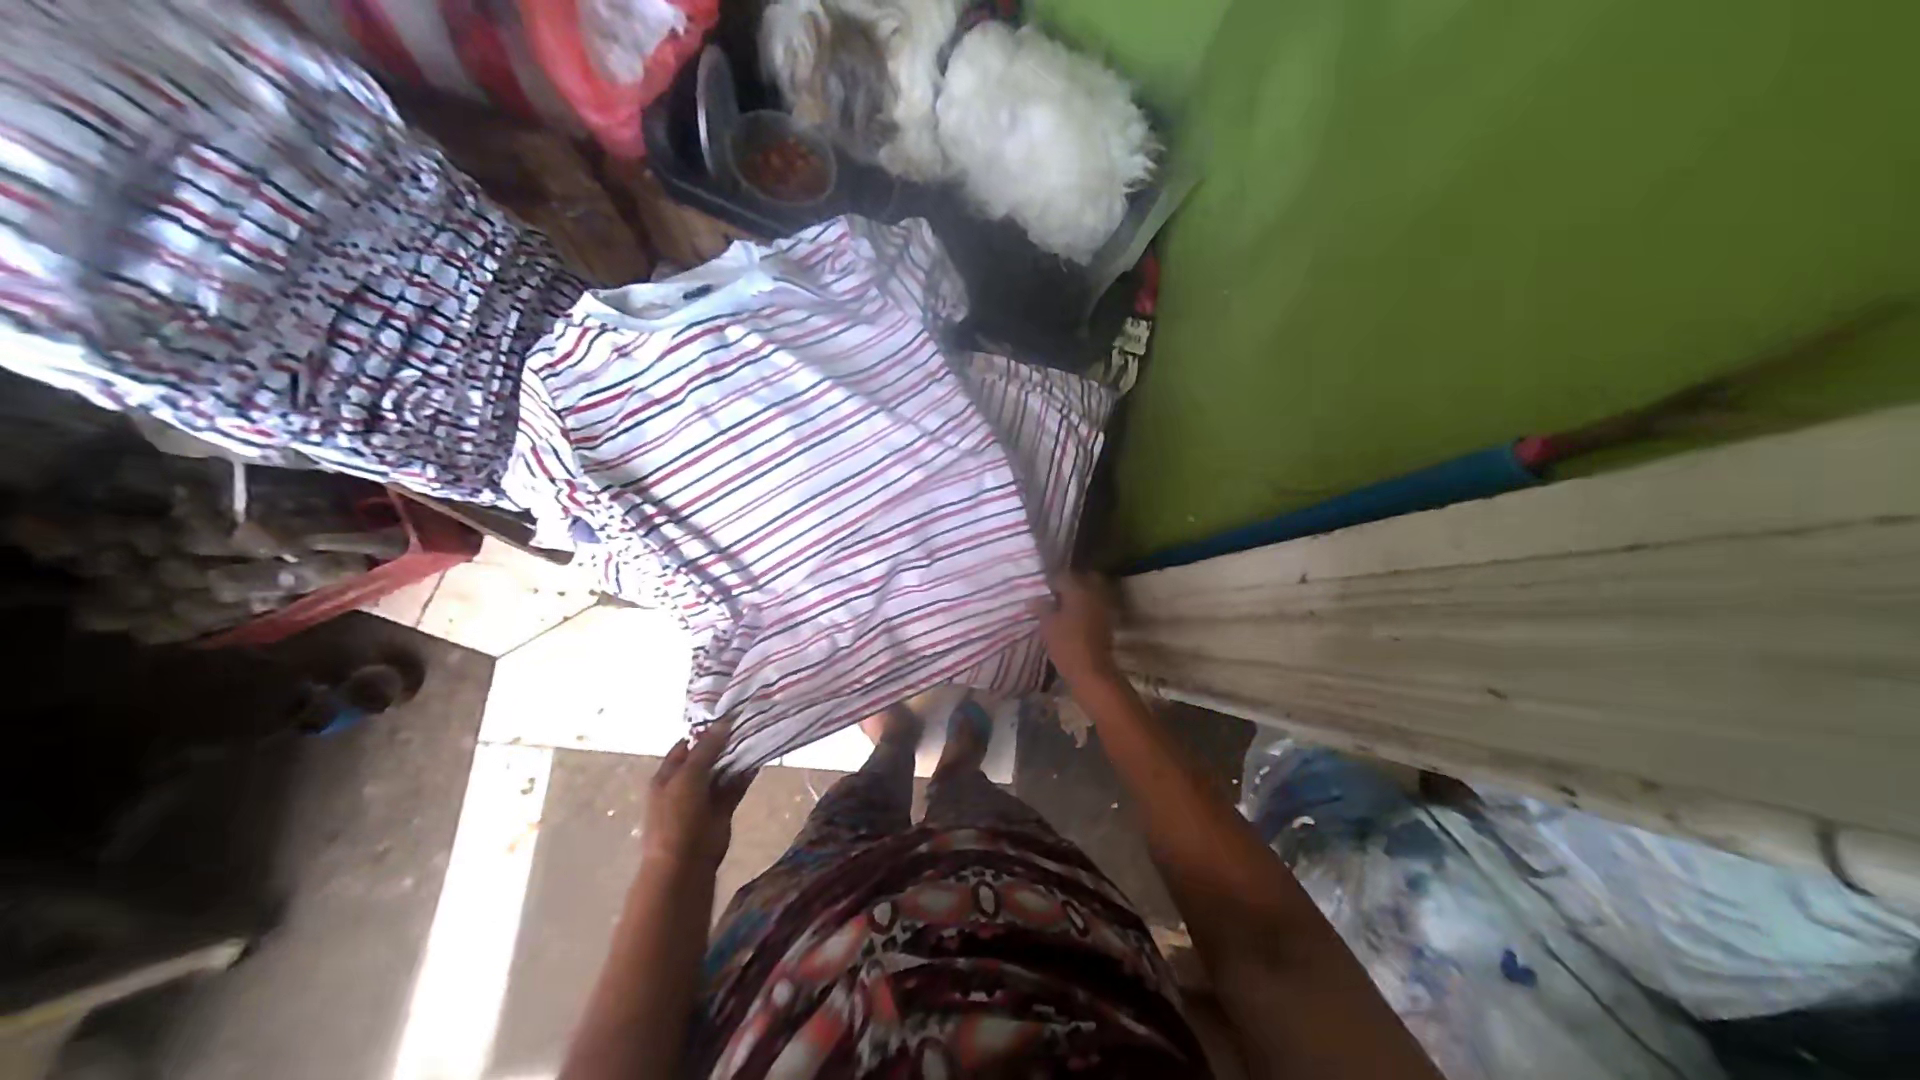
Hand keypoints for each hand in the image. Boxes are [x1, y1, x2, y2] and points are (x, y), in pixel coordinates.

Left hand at [642, 721, 755, 872]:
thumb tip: (723, 723)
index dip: (705, 731)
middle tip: (748, 722)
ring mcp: (705, 797)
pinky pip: (736, 786)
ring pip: (724, 770)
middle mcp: (686, 783)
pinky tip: (760, 758)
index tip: (728, 716)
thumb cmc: (677, 816)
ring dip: (738, 757)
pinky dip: (746, 774)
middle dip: (725, 742)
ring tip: (757, 735)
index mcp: (668, 775)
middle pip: (708, 756)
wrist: (685, 862)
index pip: (687, 745)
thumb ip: (706, 749)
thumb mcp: (687, 776)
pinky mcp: (723, 808)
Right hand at [1028, 572, 1124, 691]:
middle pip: (1081, 579)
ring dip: (1079, 595)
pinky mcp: (1108, 620)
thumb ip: (1041, 608)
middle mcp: (1094, 592)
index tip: (1041, 591)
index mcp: (1078, 589)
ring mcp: (1104, 606)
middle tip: (1055, 596)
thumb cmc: (1066, 645)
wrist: (1092, 671)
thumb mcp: (1047, 625)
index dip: (1050, 583)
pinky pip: (1096, 605)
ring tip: (1063, 607)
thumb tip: (1033, 599)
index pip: (1062, 576)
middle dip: (1069, 584)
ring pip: (1091, 591)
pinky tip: (1074, 617)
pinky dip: (1086, 607)